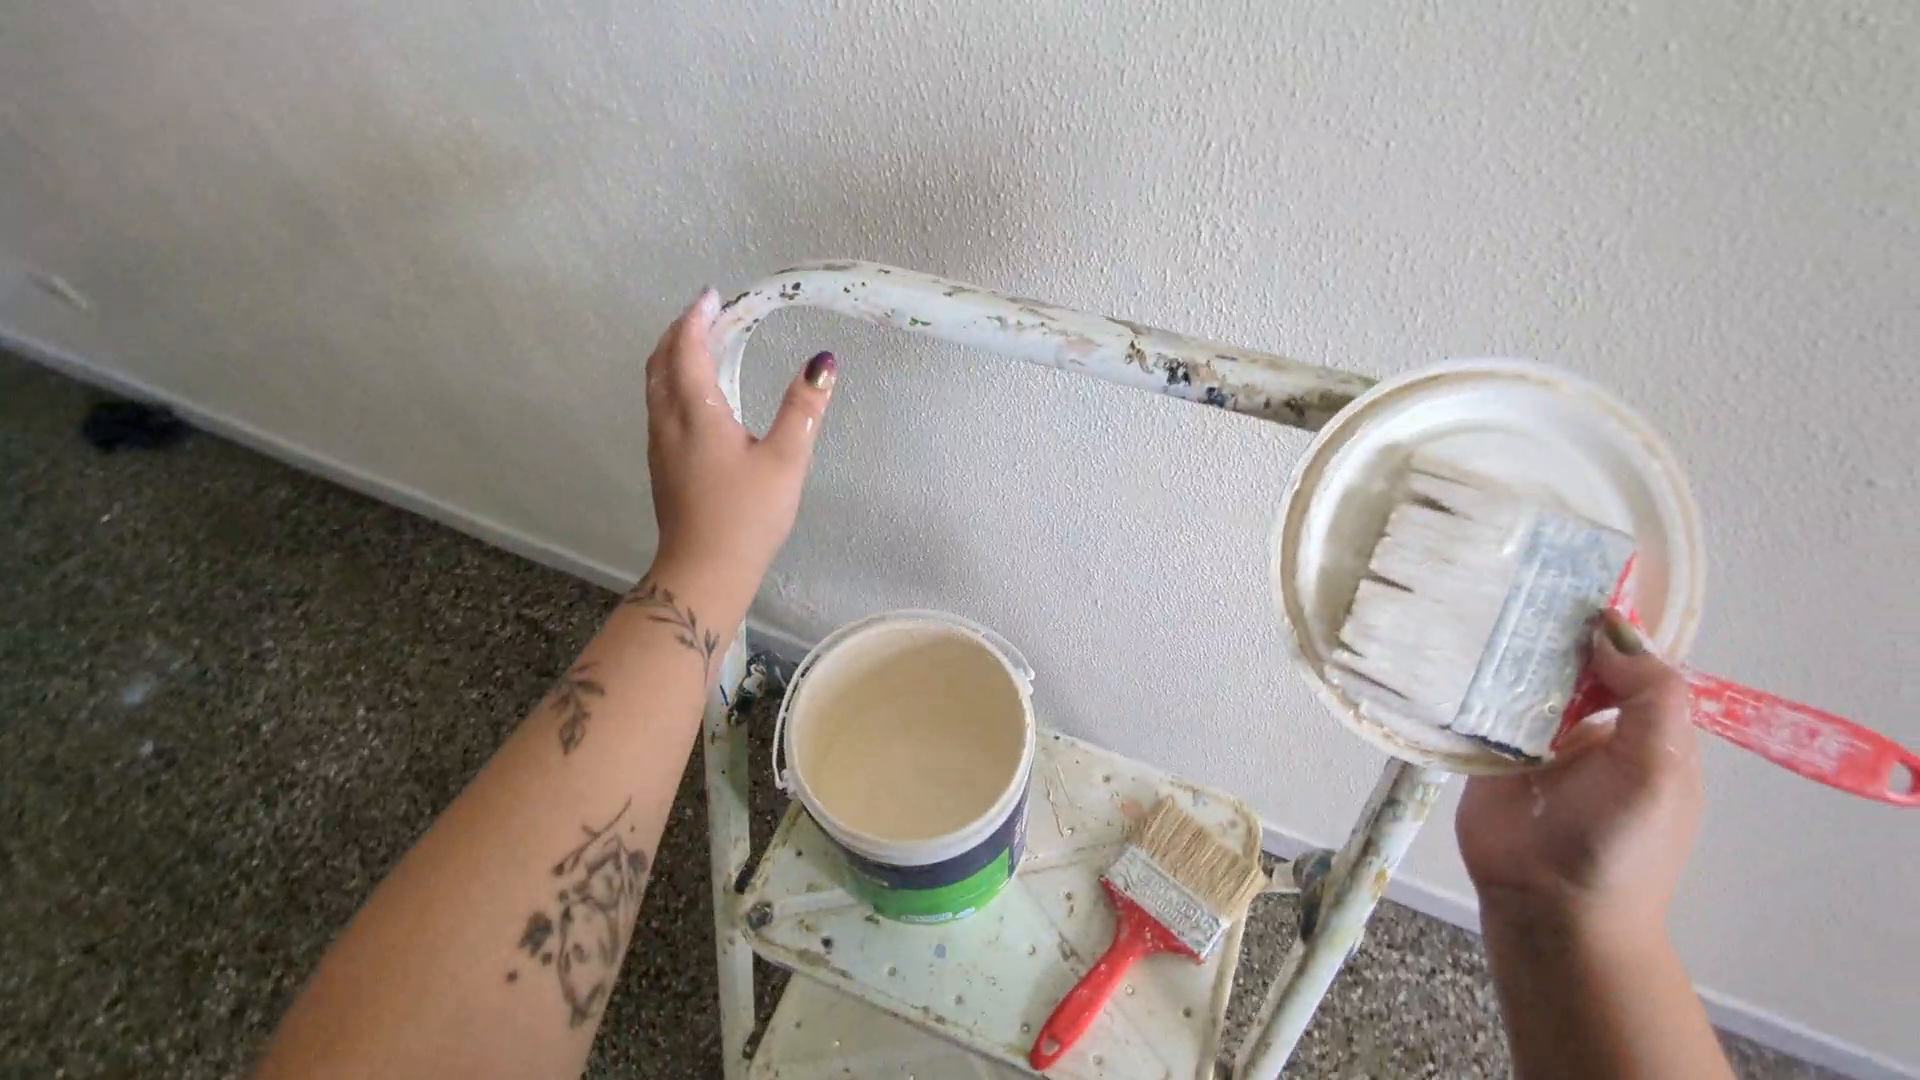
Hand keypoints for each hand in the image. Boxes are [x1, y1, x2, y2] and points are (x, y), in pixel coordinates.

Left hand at [645, 288, 836, 587]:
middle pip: (661, 361)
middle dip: (681, 331)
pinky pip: (661, 406)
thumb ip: (803, 408)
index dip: (698, 318)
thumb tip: (823, 362)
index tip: (713, 296)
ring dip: (674, 356)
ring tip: (703, 346)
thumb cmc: (748, 515)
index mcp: (696, 413)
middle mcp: (669, 422)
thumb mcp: (786, 460)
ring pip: (656, 385)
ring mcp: (660, 445)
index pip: (688, 349)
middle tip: (710, 315)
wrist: (705, 570)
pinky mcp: (663, 465)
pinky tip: (699, 396)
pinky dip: (674, 383)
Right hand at [1456, 610, 1703, 936]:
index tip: (1566, 581)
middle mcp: (1585, 724)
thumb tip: (1610, 629)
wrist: (1550, 903)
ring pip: (1515, 680)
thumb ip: (1653, 699)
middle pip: (1564, 663)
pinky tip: (1438, 650)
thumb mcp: (1660, 769)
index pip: (1626, 659)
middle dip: (1541, 629)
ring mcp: (1529, 737)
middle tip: (1503, 581)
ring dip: (1496, 651)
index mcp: (1641, 727)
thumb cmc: (1620, 841)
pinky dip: (1459, 682)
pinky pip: (1473, 706)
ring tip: (1465, 602)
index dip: (1604, 622)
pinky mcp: (1482, 749)